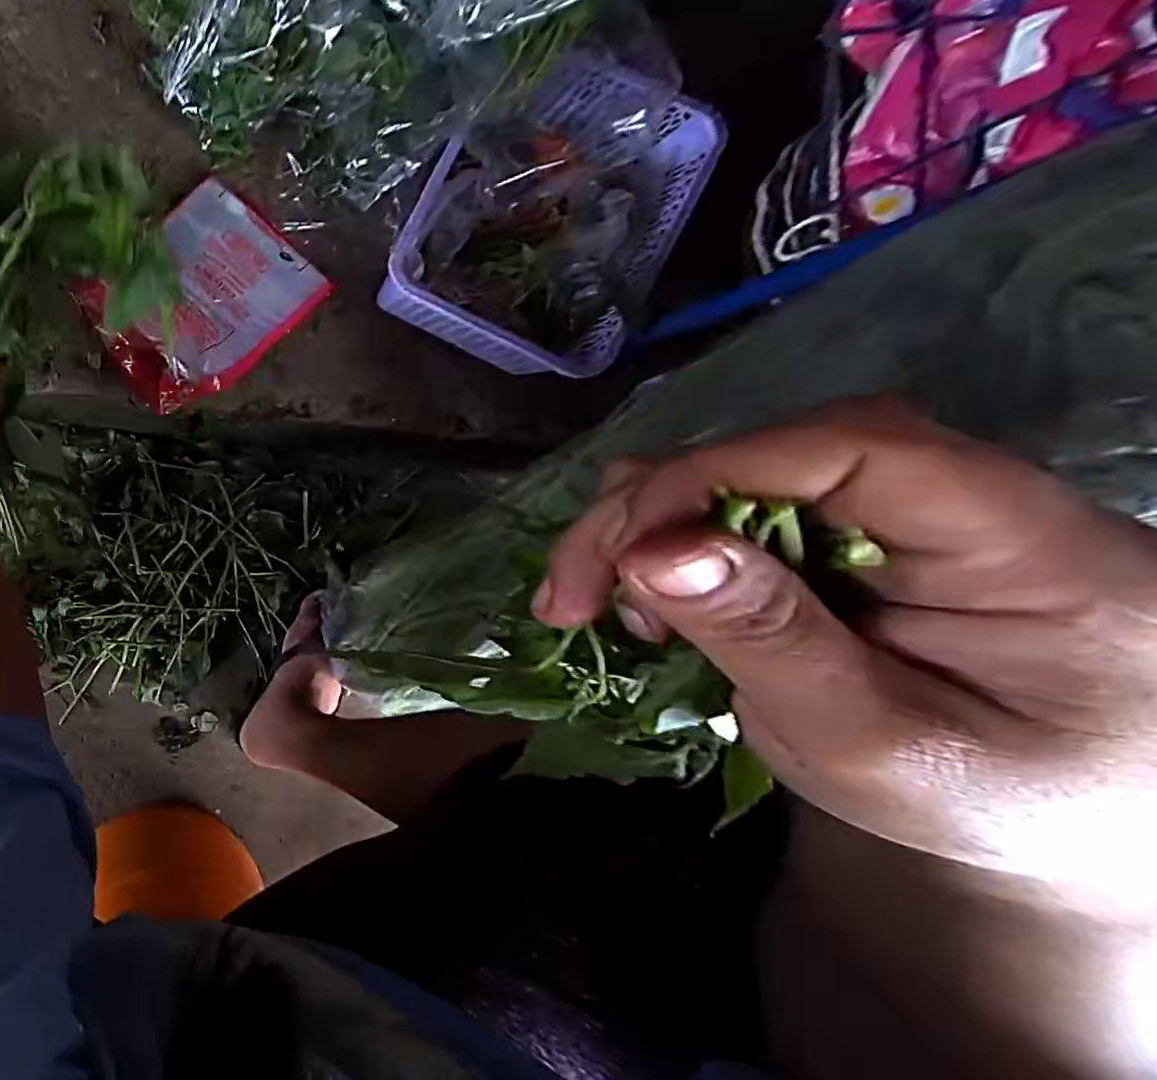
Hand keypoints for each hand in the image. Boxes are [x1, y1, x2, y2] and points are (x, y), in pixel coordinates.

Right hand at [535, 399, 1156, 899]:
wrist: (1022, 818)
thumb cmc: (969, 800)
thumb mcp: (867, 743)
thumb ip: (769, 640)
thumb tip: (652, 553)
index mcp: (1022, 543)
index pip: (850, 448)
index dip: (712, 477)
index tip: (622, 557)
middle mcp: (950, 495)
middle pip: (760, 452)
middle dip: (641, 515)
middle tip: (568, 597)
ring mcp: (883, 508)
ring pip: (720, 471)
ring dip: (630, 531)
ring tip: (588, 604)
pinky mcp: (833, 528)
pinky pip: (716, 506)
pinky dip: (648, 545)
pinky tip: (626, 594)